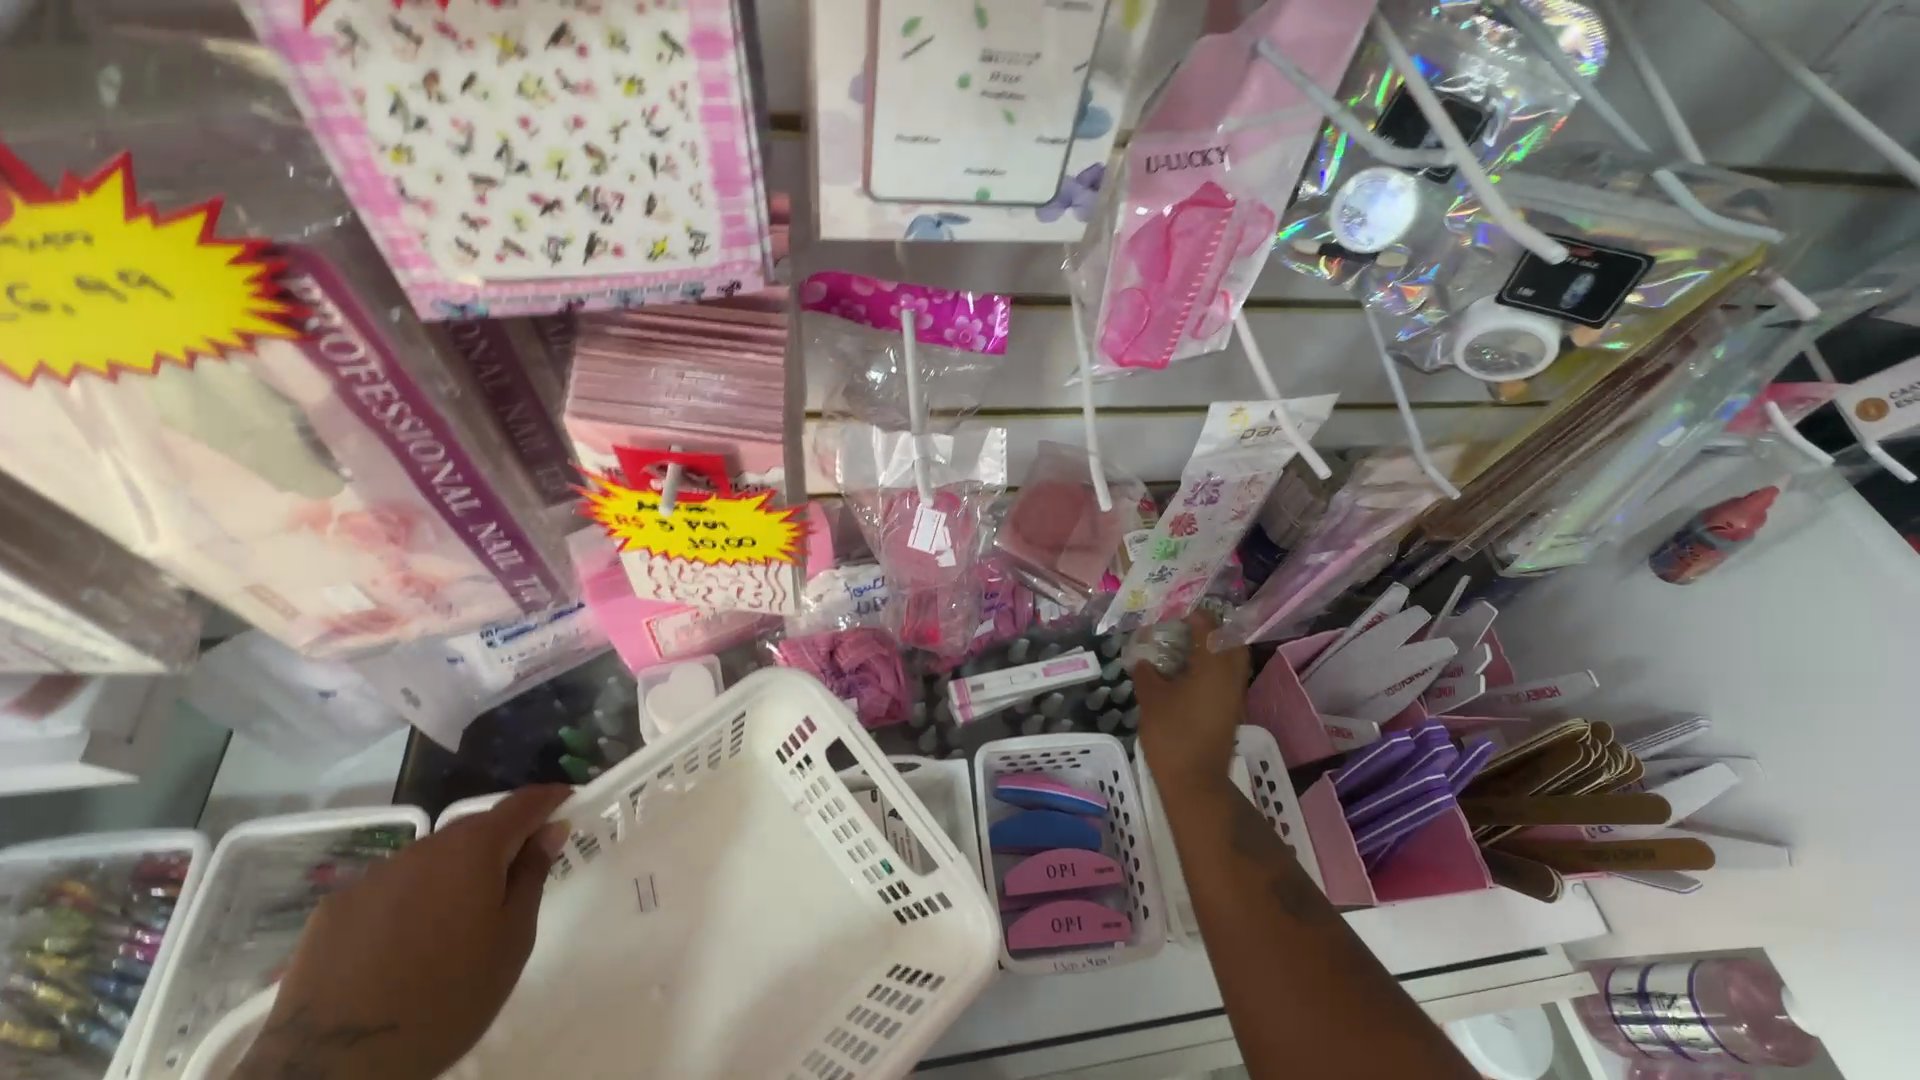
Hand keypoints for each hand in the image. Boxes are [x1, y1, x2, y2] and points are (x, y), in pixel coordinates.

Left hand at [235, 786, 571, 1079]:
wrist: (335, 1061)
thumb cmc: (449, 996)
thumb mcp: (512, 939)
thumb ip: (532, 875)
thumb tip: (549, 830)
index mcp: (472, 850)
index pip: (521, 804)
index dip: (550, 799)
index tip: (568, 802)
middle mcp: (422, 849)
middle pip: (474, 830)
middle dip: (503, 840)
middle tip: (521, 874)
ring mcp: (372, 877)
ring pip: (430, 860)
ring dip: (454, 873)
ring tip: (461, 920)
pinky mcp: (335, 909)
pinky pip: (390, 890)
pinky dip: (412, 900)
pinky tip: (408, 942)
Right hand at [1134, 613, 1250, 795]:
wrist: (1195, 781)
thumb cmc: (1172, 735)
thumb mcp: (1151, 700)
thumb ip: (1147, 675)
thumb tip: (1143, 661)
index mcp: (1213, 667)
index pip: (1209, 628)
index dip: (1193, 616)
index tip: (1174, 611)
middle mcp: (1231, 676)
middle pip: (1230, 641)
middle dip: (1212, 629)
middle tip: (1187, 627)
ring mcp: (1235, 696)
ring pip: (1232, 661)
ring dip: (1214, 649)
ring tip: (1185, 648)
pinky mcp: (1231, 711)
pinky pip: (1227, 678)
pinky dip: (1213, 669)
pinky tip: (1189, 675)